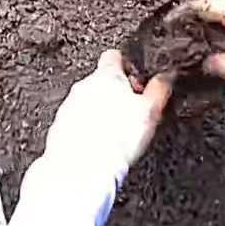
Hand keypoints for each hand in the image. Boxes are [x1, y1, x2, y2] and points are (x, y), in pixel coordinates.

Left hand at [43, 50, 174, 174]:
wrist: (82, 169)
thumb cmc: (116, 139)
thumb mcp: (150, 111)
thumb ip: (159, 89)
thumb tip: (165, 78)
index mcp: (107, 75)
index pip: (115, 56)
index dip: (127, 66)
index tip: (135, 81)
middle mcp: (84, 85)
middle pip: (101, 80)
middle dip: (115, 93)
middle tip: (130, 113)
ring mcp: (69, 106)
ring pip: (87, 102)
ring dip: (99, 112)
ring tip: (115, 134)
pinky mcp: (59, 127)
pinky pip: (75, 122)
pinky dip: (86, 129)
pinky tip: (98, 146)